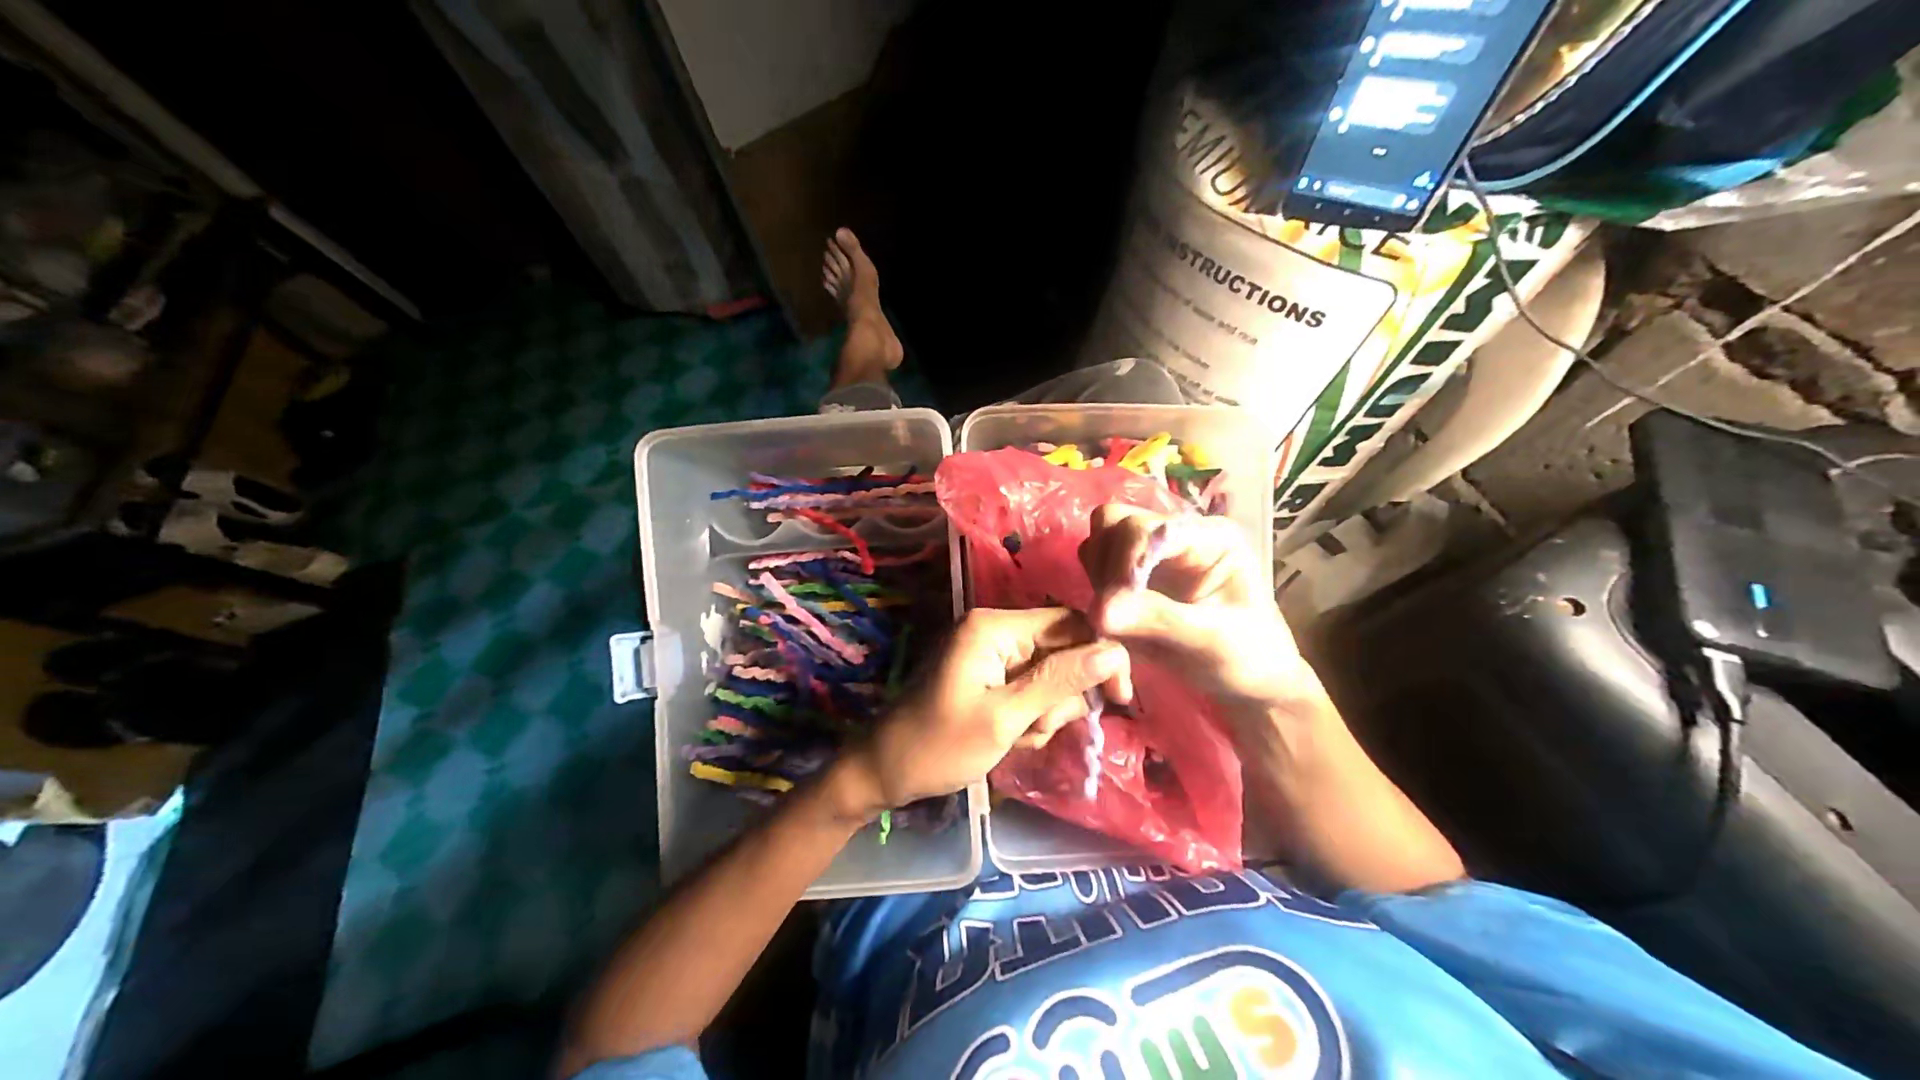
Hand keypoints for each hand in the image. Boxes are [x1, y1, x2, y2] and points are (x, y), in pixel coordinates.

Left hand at [837, 608, 1131, 814]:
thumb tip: (1114, 652)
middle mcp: (995, 630)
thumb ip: (1059, 681)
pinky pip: (1031, 690)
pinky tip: (1010, 740)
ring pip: (1051, 675)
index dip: (1101, 657)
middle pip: (1063, 650)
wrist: (886, 771)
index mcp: (994, 627)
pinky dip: (1030, 717)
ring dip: (1045, 713)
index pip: (1070, 623)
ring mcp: (992, 654)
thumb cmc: (940, 745)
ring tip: (1017, 738)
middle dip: (1060, 697)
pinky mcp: (990, 676)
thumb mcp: (1005, 717)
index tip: (1120, 701)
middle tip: (1035, 730)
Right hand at [1079, 505, 1321, 712]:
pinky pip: (1096, 571)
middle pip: (1113, 523)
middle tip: (1111, 616)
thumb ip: (1157, 619)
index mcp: (1208, 536)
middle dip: (1106, 568)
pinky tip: (1114, 626)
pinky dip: (1096, 595)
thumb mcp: (1211, 641)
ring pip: (1099, 544)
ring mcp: (1151, 554)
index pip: (1146, 528)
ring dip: (1098, 581)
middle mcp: (1175, 534)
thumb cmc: (1248, 658)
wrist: (1249, 684)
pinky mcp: (1132, 576)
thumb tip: (1099, 612)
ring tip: (1117, 624)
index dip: (1123, 562)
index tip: (1111, 610)